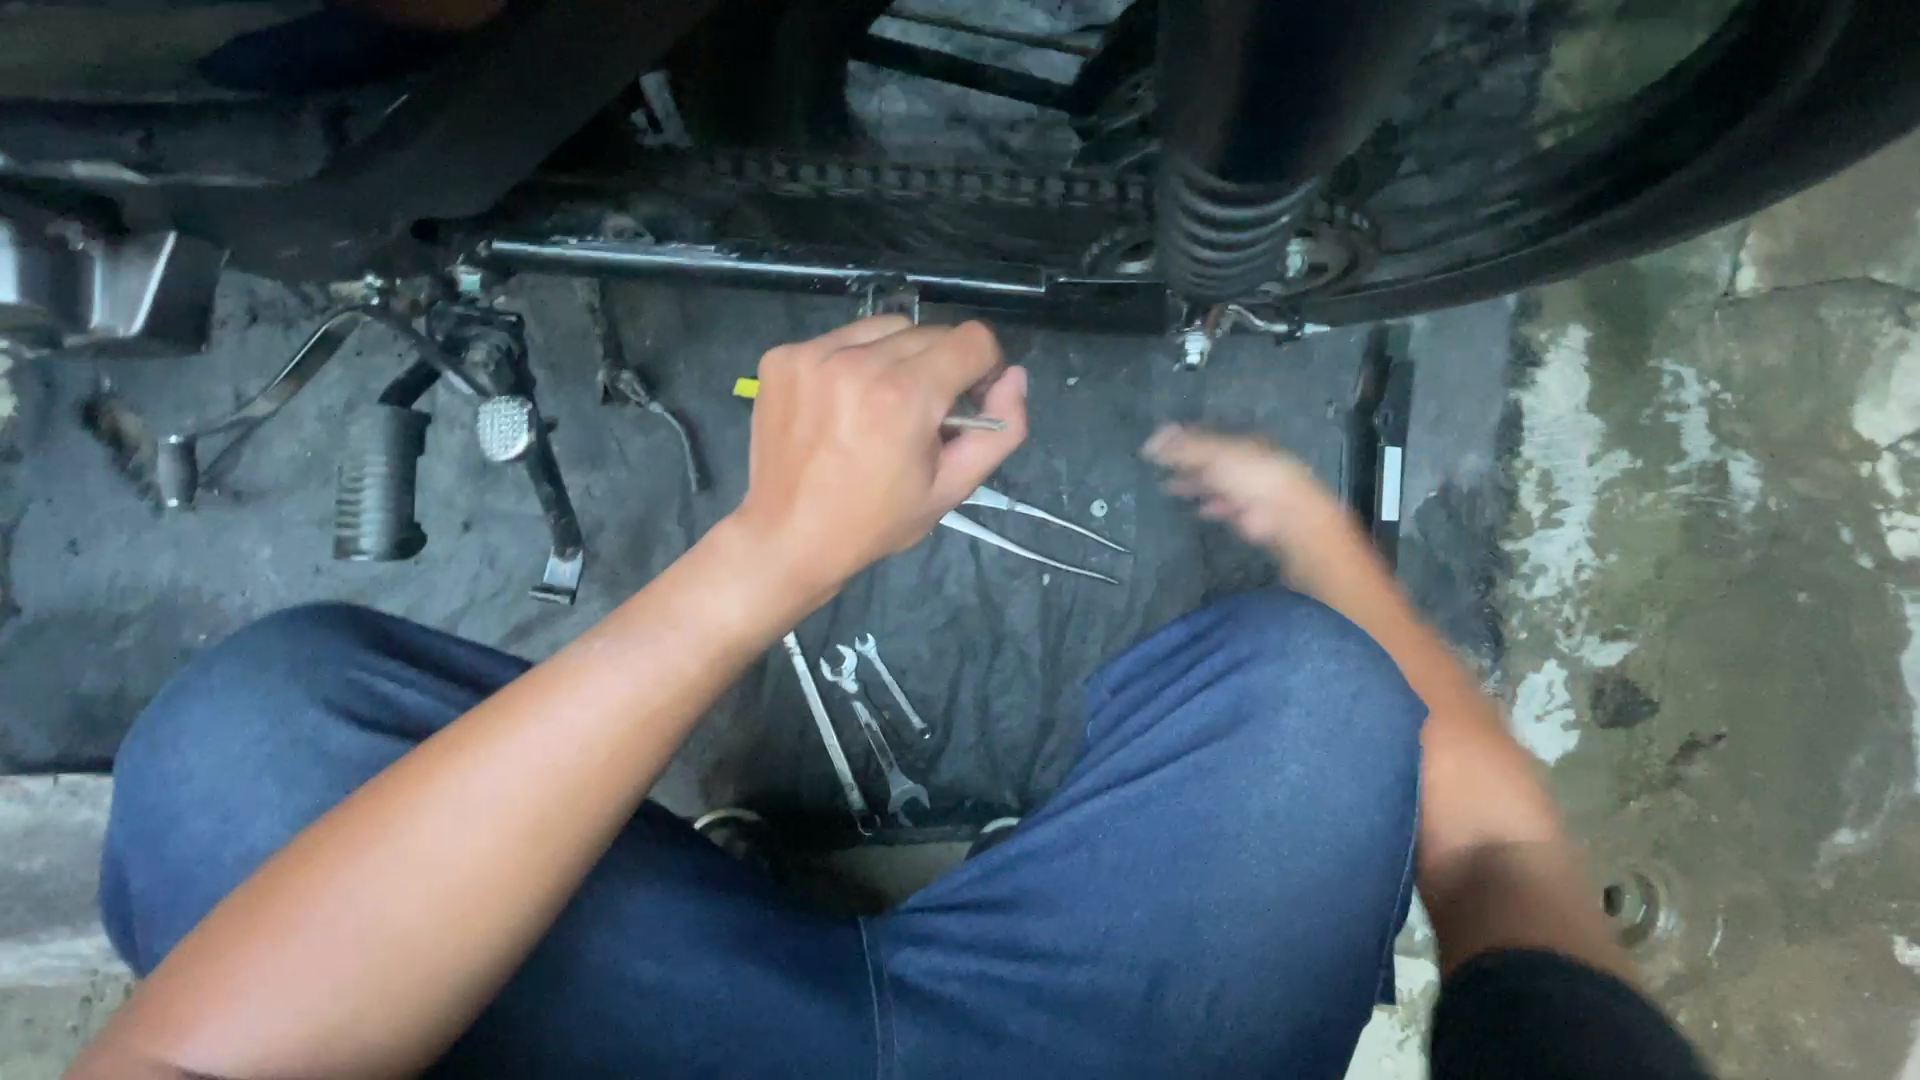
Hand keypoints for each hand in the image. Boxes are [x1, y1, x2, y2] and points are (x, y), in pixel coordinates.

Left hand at [733, 316, 1028, 591]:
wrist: (789, 536)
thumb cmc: (875, 521)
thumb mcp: (951, 488)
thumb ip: (1001, 431)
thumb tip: (1014, 377)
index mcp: (904, 396)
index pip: (973, 340)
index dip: (984, 369)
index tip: (968, 401)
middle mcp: (857, 362)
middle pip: (930, 332)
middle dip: (940, 367)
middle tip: (922, 415)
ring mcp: (813, 355)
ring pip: (885, 328)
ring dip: (897, 357)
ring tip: (881, 405)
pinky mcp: (783, 357)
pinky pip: (840, 338)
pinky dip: (853, 361)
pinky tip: (843, 403)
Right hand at [1141, 424, 1351, 556]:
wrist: (1283, 510)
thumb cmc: (1249, 475)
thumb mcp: (1214, 455)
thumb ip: (1183, 448)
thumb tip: (1150, 442)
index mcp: (1239, 443)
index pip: (1205, 437)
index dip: (1180, 440)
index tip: (1158, 445)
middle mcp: (1244, 462)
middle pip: (1209, 460)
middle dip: (1185, 463)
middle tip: (1160, 466)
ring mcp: (1248, 487)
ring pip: (1215, 483)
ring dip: (1194, 485)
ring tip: (1169, 488)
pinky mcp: (1248, 512)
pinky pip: (1224, 506)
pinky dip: (1210, 507)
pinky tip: (1198, 510)